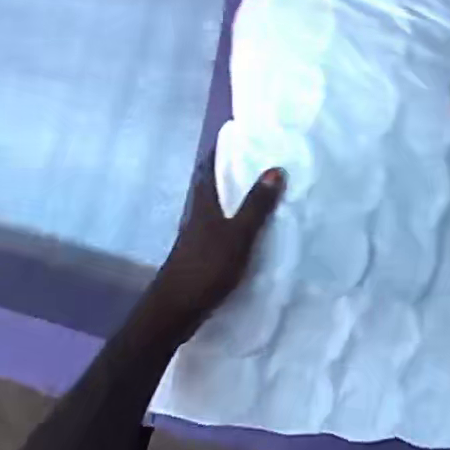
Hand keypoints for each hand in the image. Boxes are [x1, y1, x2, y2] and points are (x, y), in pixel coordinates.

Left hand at [147, 160, 284, 327]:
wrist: (173, 313)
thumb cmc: (205, 268)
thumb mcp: (238, 235)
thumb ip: (256, 204)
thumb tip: (276, 168)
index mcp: (203, 203)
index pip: (208, 167)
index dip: (221, 150)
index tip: (241, 137)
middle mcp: (197, 215)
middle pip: (212, 185)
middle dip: (232, 172)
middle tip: (261, 161)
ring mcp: (197, 237)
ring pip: (217, 208)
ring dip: (235, 198)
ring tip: (263, 192)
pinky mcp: (201, 256)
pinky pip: (221, 228)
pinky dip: (236, 221)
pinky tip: (251, 230)